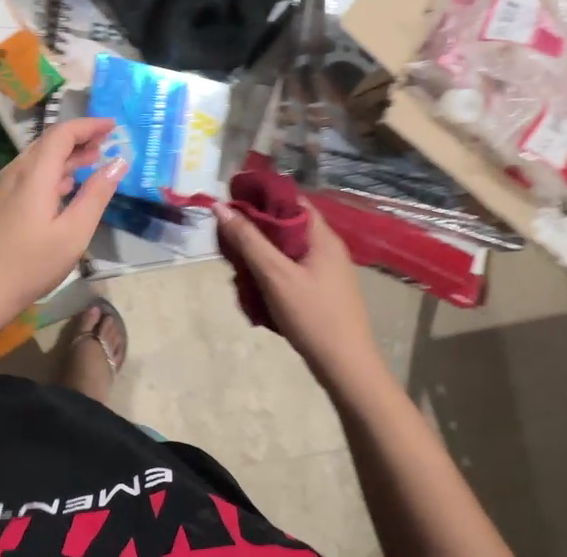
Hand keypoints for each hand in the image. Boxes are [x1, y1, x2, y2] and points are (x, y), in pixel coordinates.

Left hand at [0, 119, 125, 318]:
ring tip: (93, 161)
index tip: (113, 126)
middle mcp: (16, 171)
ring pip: (38, 158)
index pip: (62, 133)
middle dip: (79, 138)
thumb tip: (117, 163)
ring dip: (66, 155)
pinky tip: (66, 187)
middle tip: (107, 142)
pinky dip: (52, 171)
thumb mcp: (73, 233)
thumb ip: (96, 195)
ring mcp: (3, 186)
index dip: (88, 125)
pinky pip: (29, 173)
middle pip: (48, 142)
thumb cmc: (30, 264)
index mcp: (35, 173)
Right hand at [214, 197, 379, 380]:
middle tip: (229, 245)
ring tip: (238, 273)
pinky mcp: (322, 291)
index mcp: (322, 237)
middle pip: (285, 226)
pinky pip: (290, 270)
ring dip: (260, 257)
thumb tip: (220, 206)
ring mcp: (326, 272)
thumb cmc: (312, 316)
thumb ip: (248, 240)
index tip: (232, 205)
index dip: (261, 198)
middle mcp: (327, 249)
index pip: (290, 200)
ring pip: (285, 250)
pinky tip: (256, 291)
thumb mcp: (274, 275)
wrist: (346, 368)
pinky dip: (271, 274)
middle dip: (255, 233)